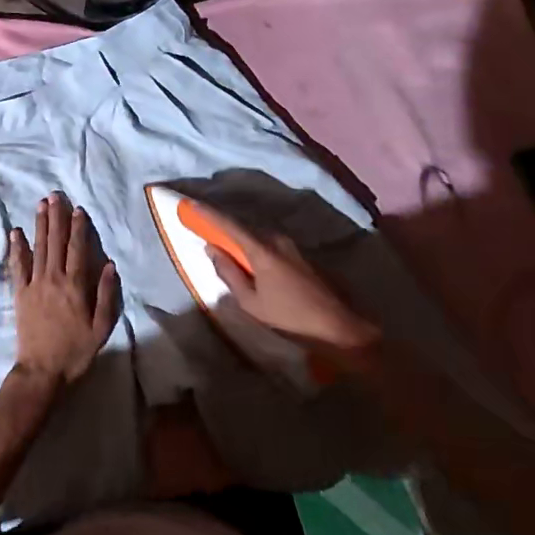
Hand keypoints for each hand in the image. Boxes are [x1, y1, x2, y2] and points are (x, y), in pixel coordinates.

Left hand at [6, 193, 121, 385]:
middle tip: (55, 195)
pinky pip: (18, 266)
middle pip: (55, 242)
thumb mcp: (101, 328)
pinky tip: (16, 232)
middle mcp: (53, 279)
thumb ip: (105, 295)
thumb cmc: (76, 352)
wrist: (42, 370)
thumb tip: (108, 264)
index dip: (78, 228)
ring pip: (38, 248)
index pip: (77, 249)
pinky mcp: (20, 293)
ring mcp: (34, 284)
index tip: (78, 209)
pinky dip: (17, 248)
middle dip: (56, 217)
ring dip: (40, 225)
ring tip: (41, 204)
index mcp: (75, 286)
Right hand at [206, 221, 379, 355]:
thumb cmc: (291, 319)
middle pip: (244, 226)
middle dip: (223, 225)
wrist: (343, 331)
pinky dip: (256, 246)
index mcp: (263, 250)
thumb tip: (212, 249)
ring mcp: (294, 247)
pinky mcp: (304, 257)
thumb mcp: (251, 303)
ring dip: (241, 237)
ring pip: (259, 235)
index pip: (229, 225)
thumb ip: (229, 273)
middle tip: (205, 227)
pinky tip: (251, 260)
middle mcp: (278, 241)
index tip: (190, 203)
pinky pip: (271, 244)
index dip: (208, 213)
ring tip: (226, 245)